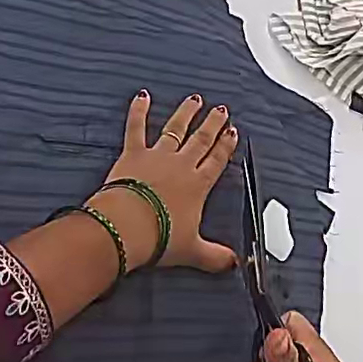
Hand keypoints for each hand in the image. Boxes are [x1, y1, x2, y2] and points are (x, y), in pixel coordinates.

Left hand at [102, 90, 239, 271]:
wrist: (129, 226)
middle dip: (213, 124)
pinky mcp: (133, 154)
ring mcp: (158, 156)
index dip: (226, 145)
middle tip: (221, 110)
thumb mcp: (193, 251)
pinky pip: (137, 128)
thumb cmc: (160, 238)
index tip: (233, 132)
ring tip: (195, 99)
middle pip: (202, 140)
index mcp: (199, 185)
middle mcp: (182, 166)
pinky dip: (138, 111)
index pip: (217, 160)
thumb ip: (215, 256)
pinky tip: (142, 96)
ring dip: (186, 113)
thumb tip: (233, 265)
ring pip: (176, 129)